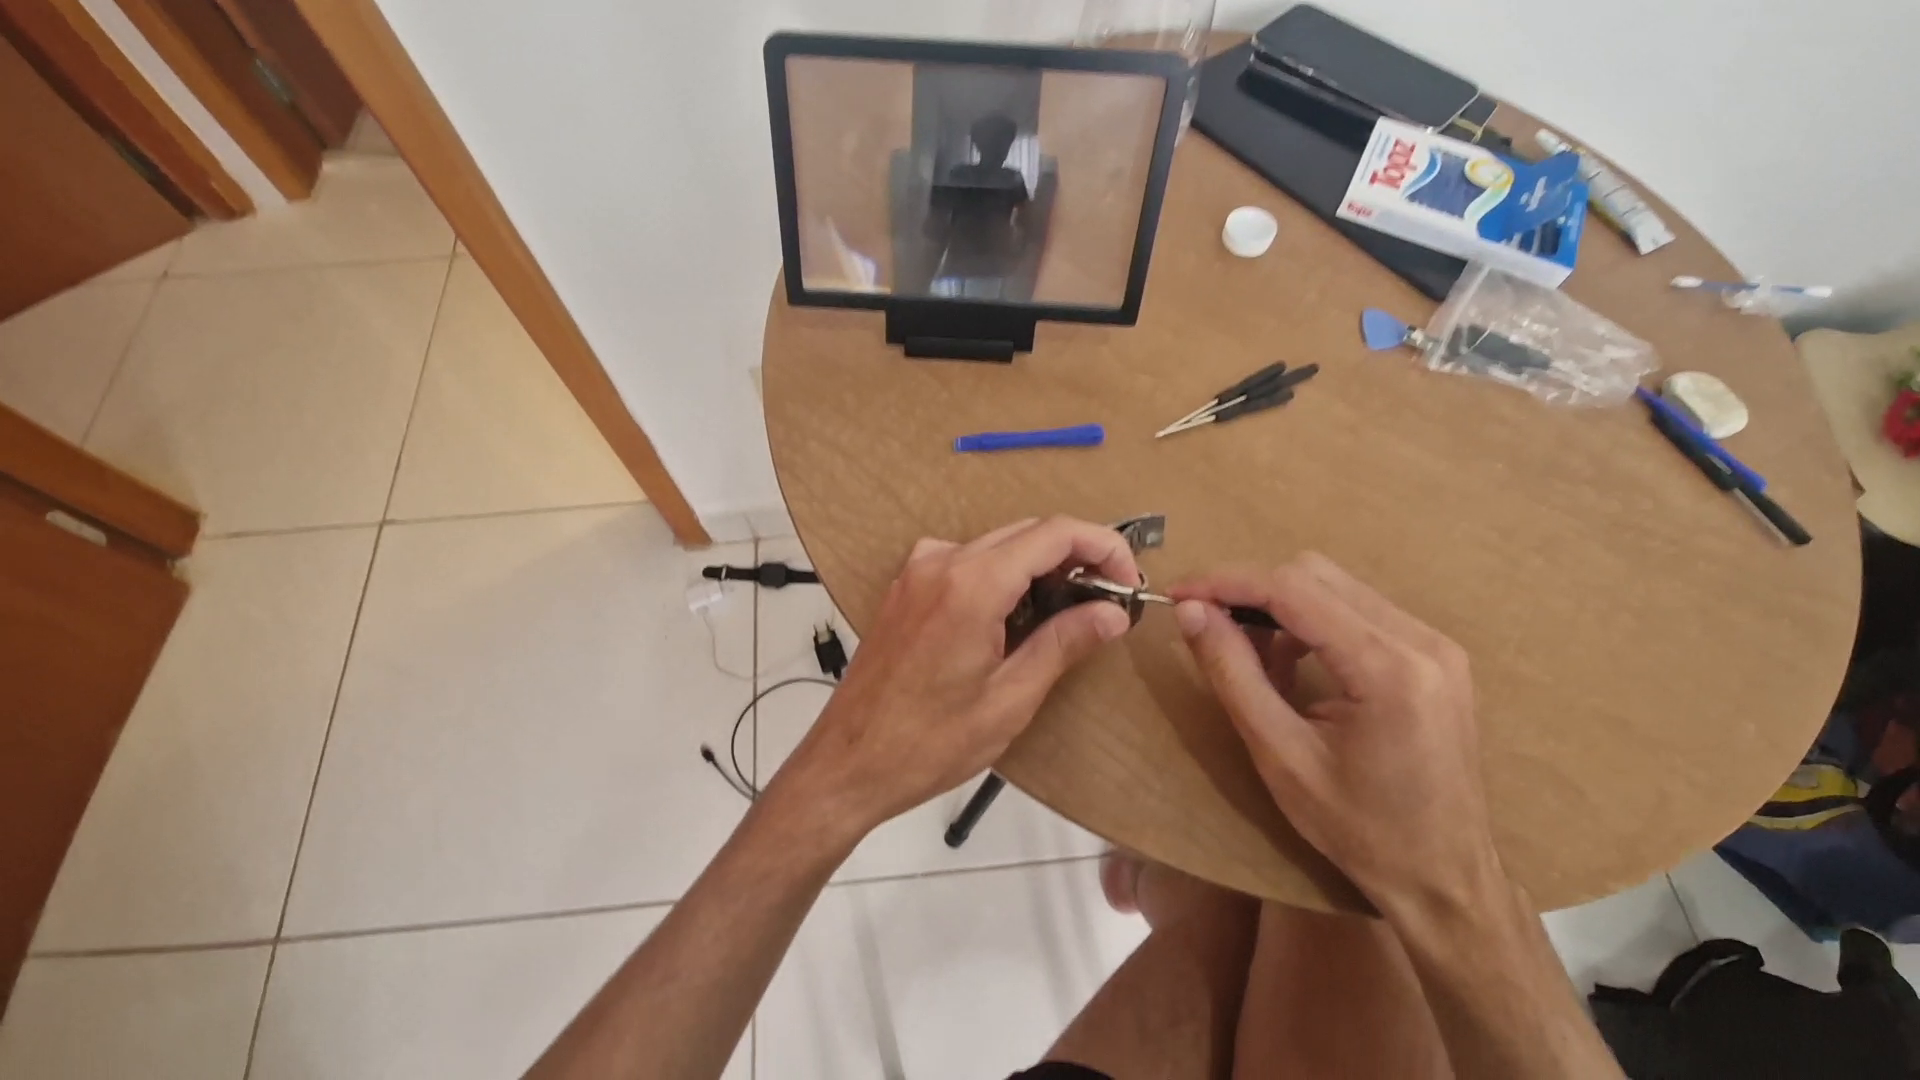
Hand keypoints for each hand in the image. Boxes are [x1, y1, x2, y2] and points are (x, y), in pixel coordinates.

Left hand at [772, 517, 1139, 839]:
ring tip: (1070, 613)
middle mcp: (941, 561)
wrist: (848, 762)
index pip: (1054, 533)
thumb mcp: (1009, 698)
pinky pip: (967, 561)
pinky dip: (1003, 575)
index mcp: (971, 584)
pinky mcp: (906, 588)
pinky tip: (1018, 616)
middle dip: (1076, 557)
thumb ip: (1063, 643)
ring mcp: (918, 571)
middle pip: (1028, 532)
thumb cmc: (929, 742)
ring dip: (1040, 567)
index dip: (1103, 547)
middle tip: (1108, 602)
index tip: (1128, 581)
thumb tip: (1113, 613)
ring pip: (998, 544)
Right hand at [1170, 554, 1498, 913]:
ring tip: (1250, 656)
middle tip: (1207, 626)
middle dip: (1250, 590)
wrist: (1445, 878)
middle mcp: (1421, 640)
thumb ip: (1233, 673)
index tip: (1179, 594)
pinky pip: (1359, 610)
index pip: (1293, 588)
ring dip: (1280, 606)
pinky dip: (1312, 622)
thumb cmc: (1358, 830)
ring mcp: (1436, 644)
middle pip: (1315, 574)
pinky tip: (1291, 664)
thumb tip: (1191, 613)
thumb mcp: (1279, 755)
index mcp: (1388, 668)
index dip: (1227, 582)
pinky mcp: (1435, 655)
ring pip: (1336, 586)